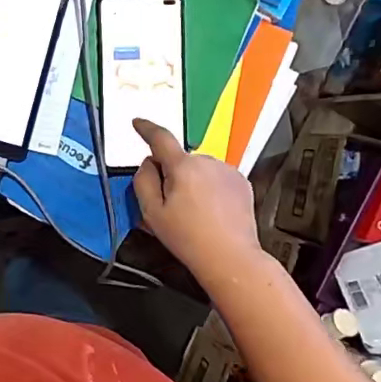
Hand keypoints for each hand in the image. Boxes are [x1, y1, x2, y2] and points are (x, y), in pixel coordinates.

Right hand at [130, 119, 262, 271]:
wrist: (231, 258)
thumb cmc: (189, 239)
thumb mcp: (152, 213)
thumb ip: (143, 181)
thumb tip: (148, 163)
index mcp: (183, 167)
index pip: (160, 138)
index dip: (146, 129)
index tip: (138, 124)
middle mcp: (207, 161)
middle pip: (179, 160)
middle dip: (172, 175)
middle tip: (170, 206)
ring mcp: (227, 170)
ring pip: (198, 169)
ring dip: (192, 182)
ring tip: (194, 214)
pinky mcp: (241, 182)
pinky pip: (216, 177)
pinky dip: (210, 188)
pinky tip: (211, 212)